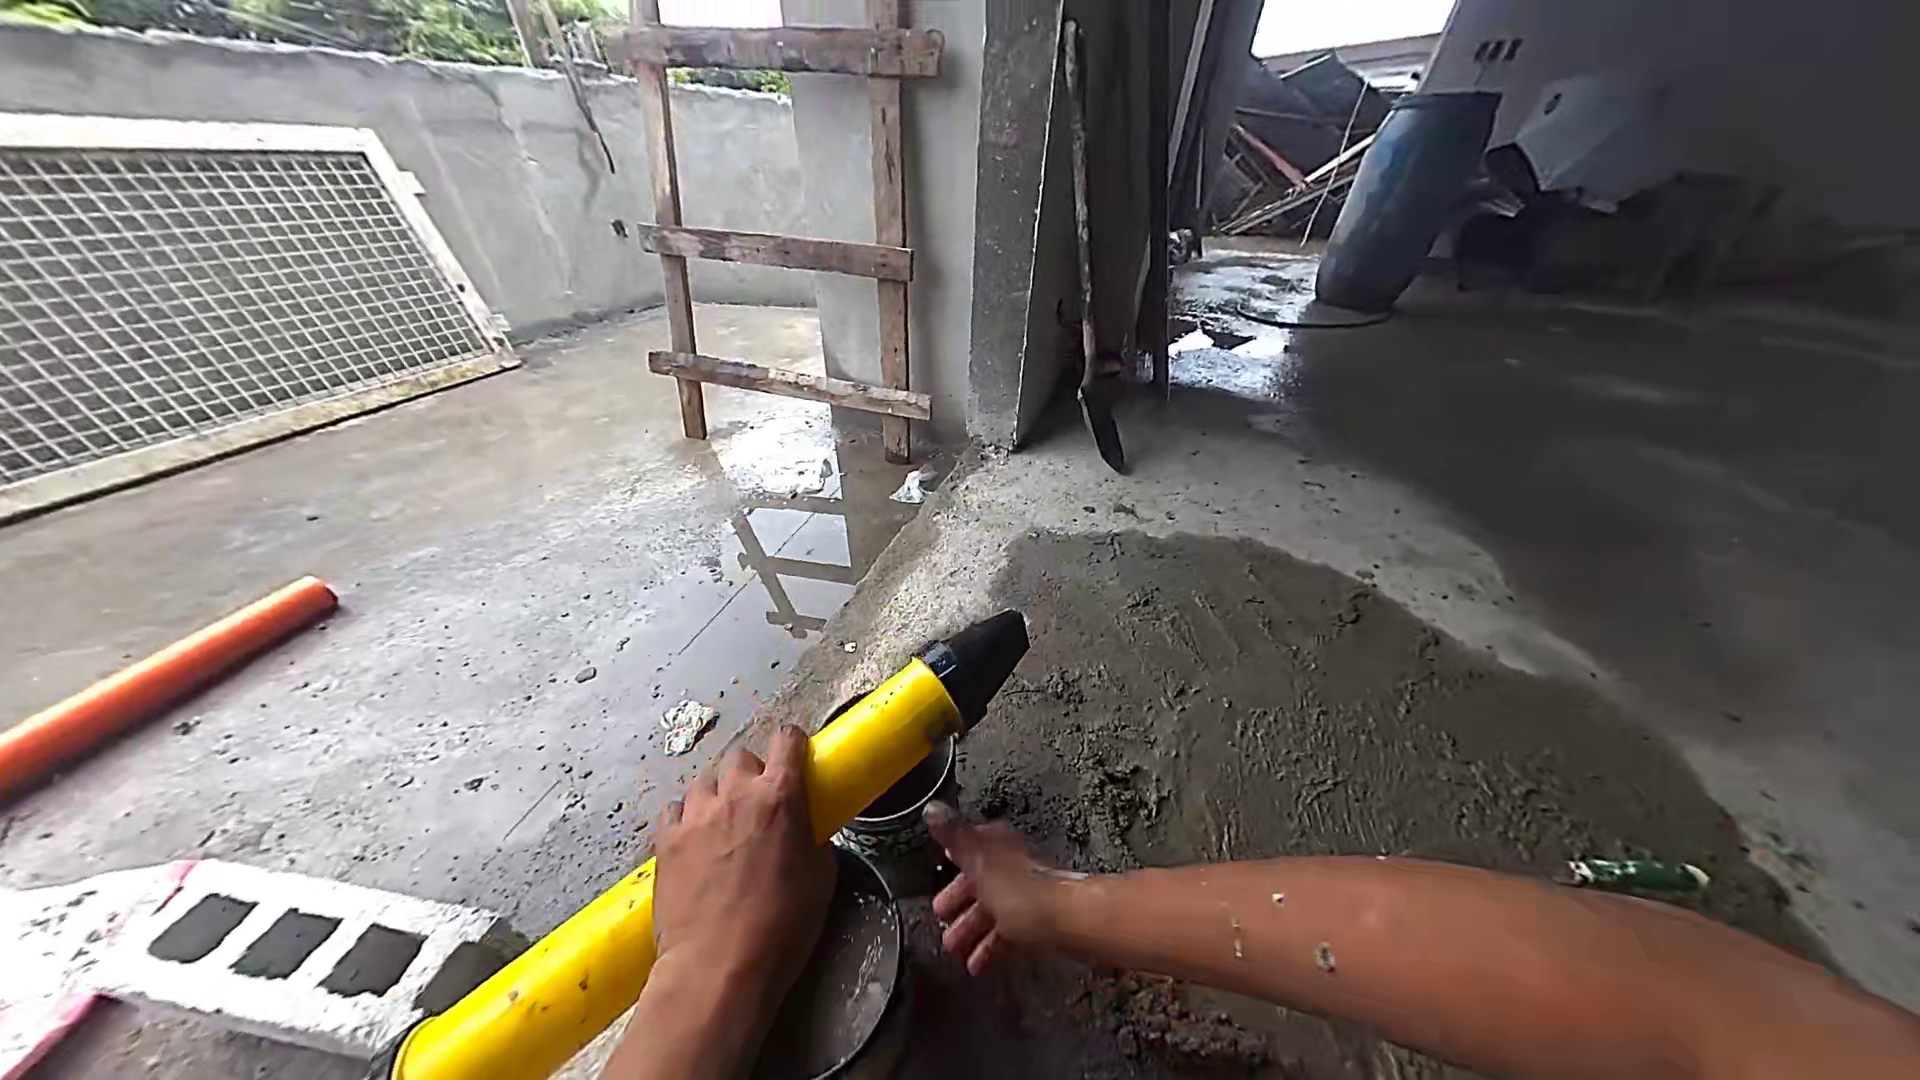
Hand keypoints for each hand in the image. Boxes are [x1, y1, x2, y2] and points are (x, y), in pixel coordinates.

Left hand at [653, 724, 836, 1014]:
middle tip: (756, 801)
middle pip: (741, 756)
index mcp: (780, 795)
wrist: (718, 968)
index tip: (793, 754)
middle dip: (750, 772)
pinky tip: (692, 841)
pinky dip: (686, 818)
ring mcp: (697, 815)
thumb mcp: (820, 876)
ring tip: (721, 823)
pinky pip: (674, 811)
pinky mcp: (666, 841)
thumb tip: (806, 831)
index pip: (786, 739)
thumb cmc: (781, 924)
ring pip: (705, 782)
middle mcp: (737, 794)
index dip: (791, 742)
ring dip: (717, 795)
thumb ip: (813, 839)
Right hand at [926, 801, 1075, 975]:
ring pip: (991, 910)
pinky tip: (976, 964)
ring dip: (970, 929)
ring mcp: (1024, 894)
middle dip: (957, 903)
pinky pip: (1005, 932)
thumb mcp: (977, 859)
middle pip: (978, 882)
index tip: (938, 870)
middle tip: (940, 920)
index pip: (968, 847)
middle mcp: (1010, 865)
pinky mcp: (1034, 922)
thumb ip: (953, 835)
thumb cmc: (1019, 888)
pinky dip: (988, 946)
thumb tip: (932, 808)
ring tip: (953, 950)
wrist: (1066, 920)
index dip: (952, 861)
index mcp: (997, 845)